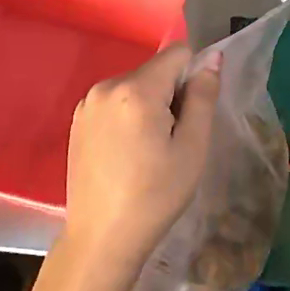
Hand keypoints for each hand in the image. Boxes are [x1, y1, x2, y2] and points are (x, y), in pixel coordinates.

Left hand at [63, 44, 221, 272]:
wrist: (103, 237)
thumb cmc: (156, 196)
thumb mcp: (192, 148)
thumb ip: (203, 96)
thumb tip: (212, 57)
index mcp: (135, 89)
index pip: (177, 53)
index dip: (194, 77)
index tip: (193, 115)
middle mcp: (106, 86)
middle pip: (154, 71)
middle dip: (171, 95)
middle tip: (174, 142)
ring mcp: (87, 104)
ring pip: (134, 88)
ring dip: (150, 107)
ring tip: (150, 152)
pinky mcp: (77, 122)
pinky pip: (115, 104)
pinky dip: (129, 118)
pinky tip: (128, 155)